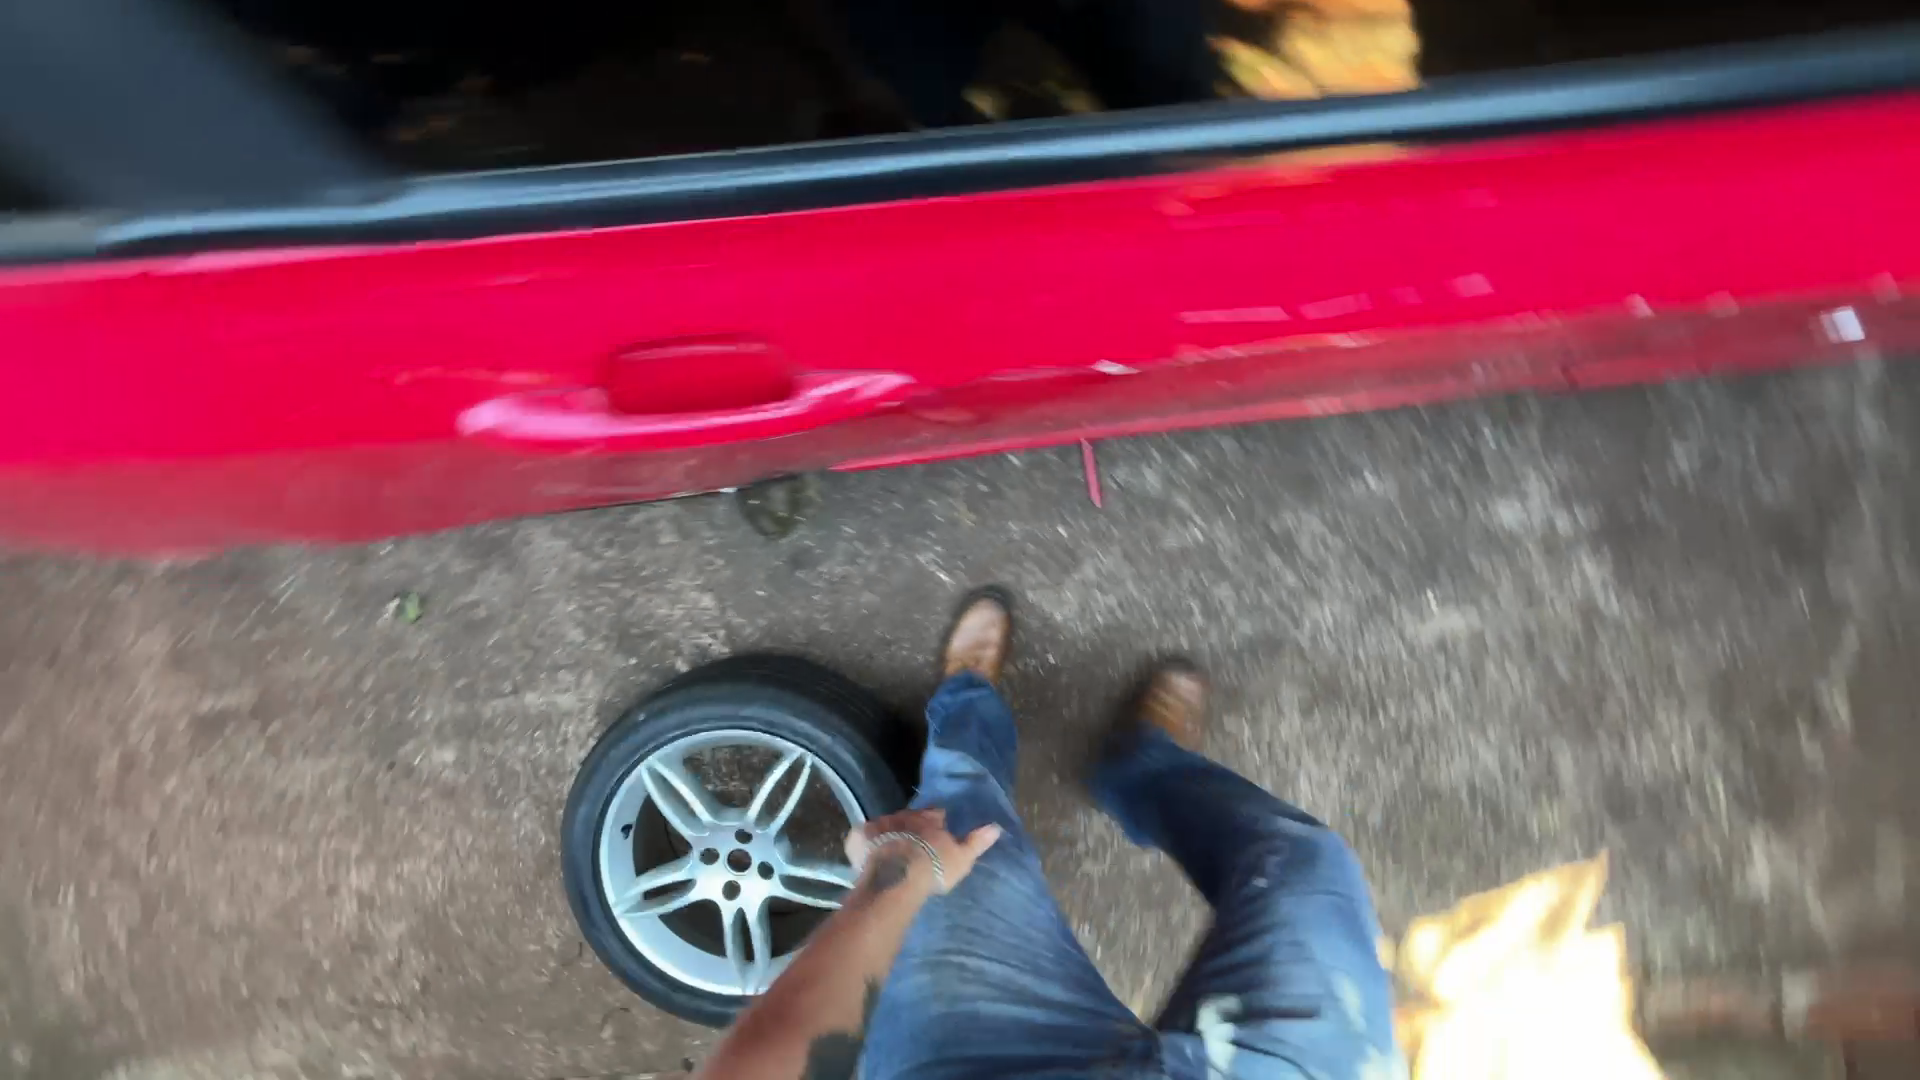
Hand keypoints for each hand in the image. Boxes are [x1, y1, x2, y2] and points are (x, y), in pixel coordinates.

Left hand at [843, 809, 1001, 893]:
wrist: (897, 877)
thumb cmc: (932, 867)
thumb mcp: (962, 858)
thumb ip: (977, 841)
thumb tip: (996, 826)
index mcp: (928, 819)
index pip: (935, 814)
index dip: (936, 822)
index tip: (938, 830)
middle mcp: (904, 815)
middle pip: (909, 818)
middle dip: (911, 827)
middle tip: (914, 844)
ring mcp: (880, 824)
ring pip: (886, 826)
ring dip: (889, 834)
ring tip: (891, 851)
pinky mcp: (860, 837)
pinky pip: (862, 837)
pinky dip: (865, 843)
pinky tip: (866, 854)